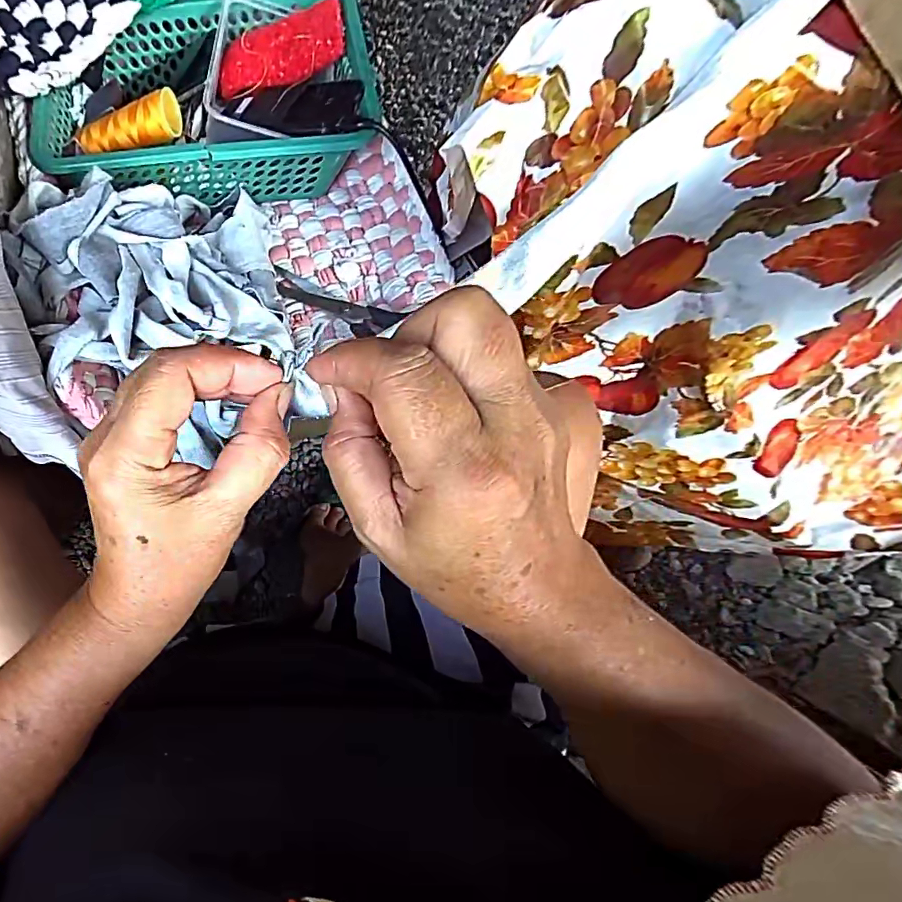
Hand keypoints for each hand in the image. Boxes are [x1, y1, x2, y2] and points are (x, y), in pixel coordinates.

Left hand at [79, 345, 291, 636]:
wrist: (137, 597)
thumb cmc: (174, 567)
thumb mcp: (226, 511)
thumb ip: (258, 451)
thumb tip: (276, 399)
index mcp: (123, 454)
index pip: (171, 375)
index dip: (226, 365)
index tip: (270, 379)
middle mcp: (104, 436)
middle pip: (163, 367)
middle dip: (221, 365)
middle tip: (266, 383)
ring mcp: (106, 436)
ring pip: (159, 375)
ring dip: (209, 374)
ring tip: (252, 390)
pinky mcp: (118, 440)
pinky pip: (157, 395)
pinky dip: (196, 390)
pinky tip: (225, 402)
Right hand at [305, 286, 605, 650]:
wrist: (539, 587)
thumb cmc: (454, 567)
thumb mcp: (375, 527)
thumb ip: (346, 452)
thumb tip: (346, 391)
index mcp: (462, 468)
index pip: (402, 371)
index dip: (352, 358)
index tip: (329, 371)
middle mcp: (516, 426)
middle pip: (464, 314)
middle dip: (409, 330)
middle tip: (391, 376)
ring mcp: (552, 410)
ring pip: (487, 328)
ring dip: (439, 353)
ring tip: (428, 405)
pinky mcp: (571, 404)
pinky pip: (508, 360)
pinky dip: (474, 380)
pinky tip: (472, 425)